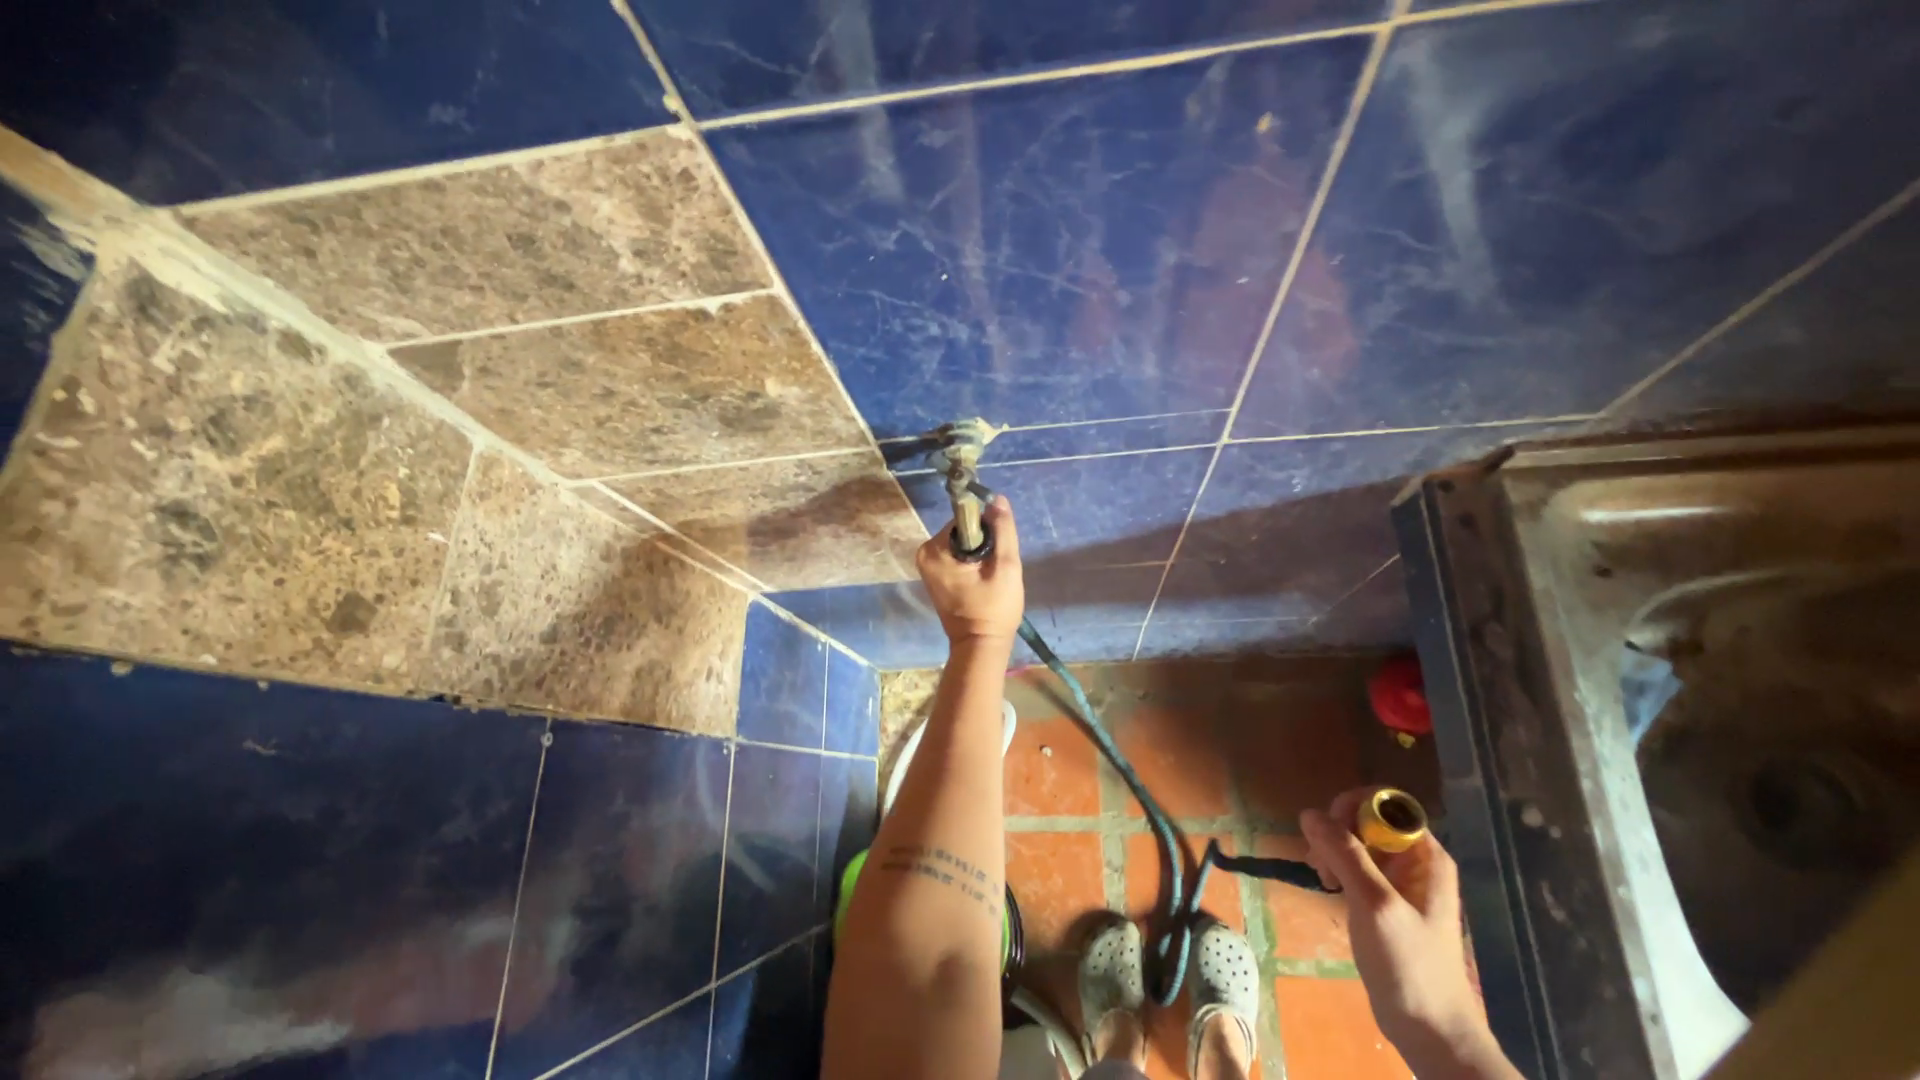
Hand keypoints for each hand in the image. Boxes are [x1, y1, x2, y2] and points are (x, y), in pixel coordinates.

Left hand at [916, 495, 1024, 644]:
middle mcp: (925, 554)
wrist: (980, 646)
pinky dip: (972, 565)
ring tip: (990, 578)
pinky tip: (982, 583)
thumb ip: (1003, 530)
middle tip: (996, 570)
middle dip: (984, 545)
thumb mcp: (1006, 567)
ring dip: (980, 556)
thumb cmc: (994, 609)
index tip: (997, 555)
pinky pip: (958, 558)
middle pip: (964, 532)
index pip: (966, 520)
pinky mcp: (935, 577)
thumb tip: (996, 499)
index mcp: (935, 549)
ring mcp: (927, 567)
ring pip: (963, 545)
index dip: (988, 533)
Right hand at [1302, 789, 1514, 1077]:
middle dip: (1338, 830)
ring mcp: (1401, 884)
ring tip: (1322, 877)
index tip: (1326, 831)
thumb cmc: (1409, 964)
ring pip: (1359, 843)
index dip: (1353, 806)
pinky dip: (1338, 870)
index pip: (1387, 804)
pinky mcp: (1386, 904)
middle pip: (1369, 820)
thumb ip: (1345, 855)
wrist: (1430, 1029)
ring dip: (1333, 851)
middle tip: (1319, 861)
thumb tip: (1309, 813)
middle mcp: (1415, 862)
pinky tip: (1329, 889)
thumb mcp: (1375, 905)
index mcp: (1425, 856)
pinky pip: (1357, 868)